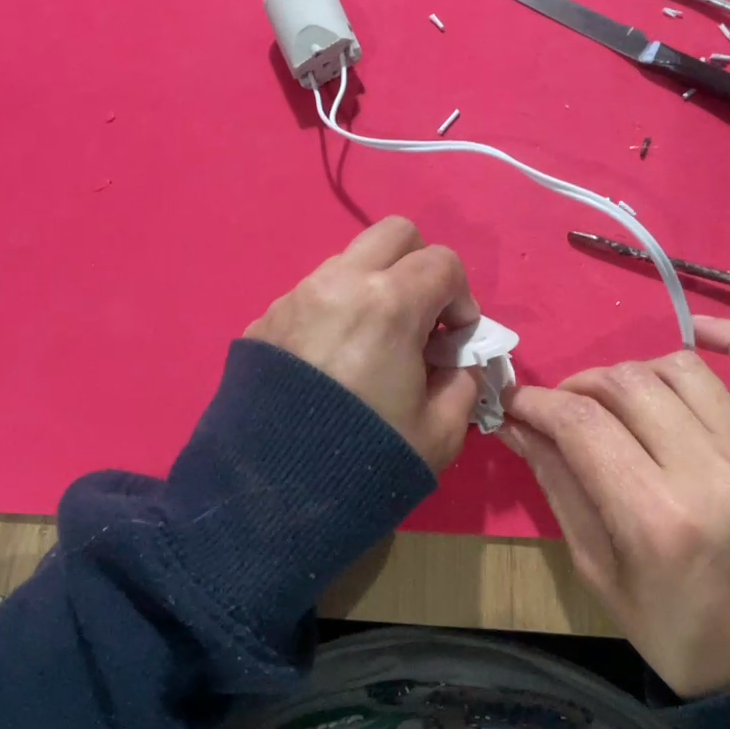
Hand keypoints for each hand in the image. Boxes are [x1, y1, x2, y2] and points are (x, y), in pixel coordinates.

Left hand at [245, 217, 482, 470]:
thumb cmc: (367, 458)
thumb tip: (457, 360)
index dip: (462, 297)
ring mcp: (296, 296)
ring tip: (373, 345)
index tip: (456, 339)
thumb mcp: (441, 431)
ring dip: (374, 286)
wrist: (272, 494)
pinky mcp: (265, 319)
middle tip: (421, 319)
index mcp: (389, 302)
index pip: (443, 262)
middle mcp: (339, 282)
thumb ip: (464, 382)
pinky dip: (336, 310)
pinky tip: (332, 363)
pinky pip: (313, 293)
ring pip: (349, 260)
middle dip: (419, 266)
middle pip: (394, 234)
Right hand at [499, 316, 729, 698]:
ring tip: (618, 399)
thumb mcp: (600, 574)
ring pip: (683, 369)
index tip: (516, 404)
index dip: (537, 403)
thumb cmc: (677, 632)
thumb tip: (519, 427)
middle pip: (628, 385)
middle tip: (561, 408)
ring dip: (635, 373)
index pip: (581, 424)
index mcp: (656, 518)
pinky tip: (703, 335)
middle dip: (578, 386)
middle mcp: (711, 475)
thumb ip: (560, 489)